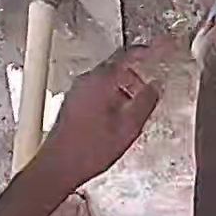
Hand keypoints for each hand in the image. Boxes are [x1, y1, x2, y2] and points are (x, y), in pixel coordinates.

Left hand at [35, 45, 163, 187]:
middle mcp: (86, 81)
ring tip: (131, 110)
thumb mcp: (129, 126)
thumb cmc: (90, 148)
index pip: (124, 55)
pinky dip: (108, 96)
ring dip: (120, 89)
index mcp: (100, 81)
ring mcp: (76, 91)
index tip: (151, 51)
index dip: (140, 52)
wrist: (60, 165)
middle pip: (113, 67)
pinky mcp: (71, 102)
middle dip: (132, 78)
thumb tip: (156, 86)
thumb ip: (146, 102)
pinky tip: (114, 118)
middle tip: (145, 91)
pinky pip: (94, 90)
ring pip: (104, 80)